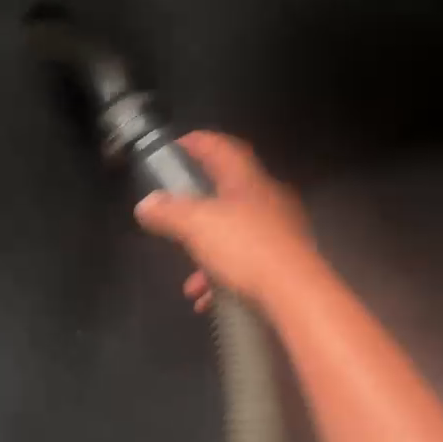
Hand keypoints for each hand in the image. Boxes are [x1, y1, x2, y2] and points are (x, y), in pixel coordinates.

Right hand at [134, 131, 317, 308]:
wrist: (296, 294)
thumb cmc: (245, 248)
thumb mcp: (196, 226)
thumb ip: (168, 213)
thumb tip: (146, 204)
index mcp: (247, 180)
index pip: (222, 148)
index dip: (198, 142)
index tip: (176, 146)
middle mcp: (268, 199)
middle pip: (228, 192)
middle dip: (198, 208)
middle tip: (176, 216)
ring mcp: (280, 231)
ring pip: (235, 234)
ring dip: (208, 253)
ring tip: (190, 279)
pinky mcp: (285, 262)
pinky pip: (247, 263)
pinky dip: (224, 277)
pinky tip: (209, 299)